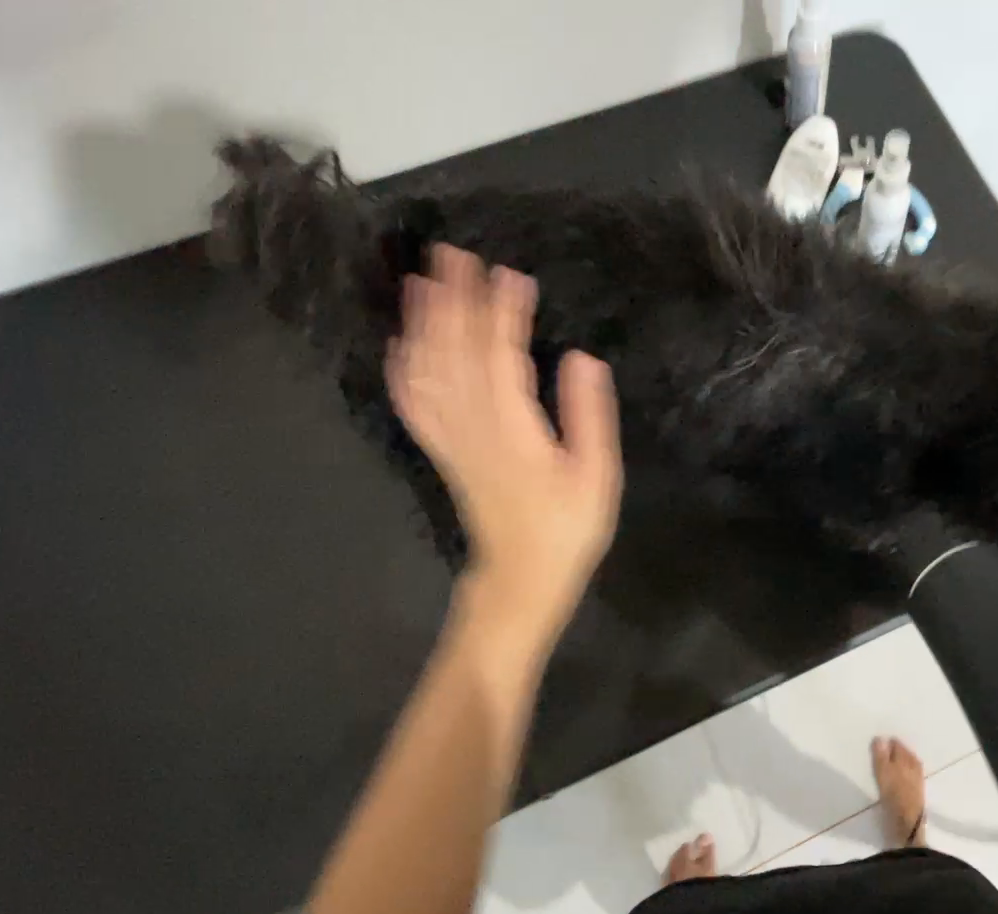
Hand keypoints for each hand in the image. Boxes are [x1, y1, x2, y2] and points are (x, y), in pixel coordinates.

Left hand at [387, 246, 622, 642]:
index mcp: (513, 428)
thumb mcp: (597, 475)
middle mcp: (473, 425)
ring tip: (420, 280)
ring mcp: (451, 439)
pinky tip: (400, 344)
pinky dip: (403, 371)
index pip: (501, 356)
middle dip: (453, 300)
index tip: (510, 273)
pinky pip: (414, 405)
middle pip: (456, 352)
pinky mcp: (443, 452)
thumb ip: (588, 415)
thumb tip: (581, 358)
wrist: (521, 576)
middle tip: (451, 252)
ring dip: (422, 324)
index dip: (503, 311)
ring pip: (429, 371)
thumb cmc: (568, 528)